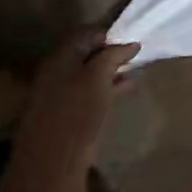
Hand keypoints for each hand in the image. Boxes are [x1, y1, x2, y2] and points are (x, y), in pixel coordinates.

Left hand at [9, 31, 139, 183]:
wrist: (52, 159)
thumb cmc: (76, 111)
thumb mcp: (99, 76)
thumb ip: (114, 55)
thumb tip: (131, 43)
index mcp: (60, 58)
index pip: (88, 33)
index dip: (112, 32)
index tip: (134, 36)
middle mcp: (56, 71)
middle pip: (88, 52)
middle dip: (114, 51)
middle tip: (138, 52)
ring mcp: (59, 93)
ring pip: (90, 72)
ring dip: (113, 69)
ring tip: (137, 68)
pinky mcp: (66, 112)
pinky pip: (90, 90)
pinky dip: (108, 85)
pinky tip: (126, 87)